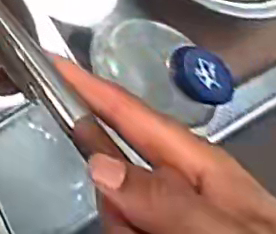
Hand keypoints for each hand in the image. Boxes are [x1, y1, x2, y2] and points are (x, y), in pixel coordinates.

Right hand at [56, 59, 275, 233]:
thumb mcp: (228, 230)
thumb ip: (167, 197)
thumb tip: (98, 162)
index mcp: (199, 162)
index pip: (130, 111)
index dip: (86, 82)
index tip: (47, 58)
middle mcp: (184, 183)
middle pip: (114, 171)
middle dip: (114, 201)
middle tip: (136, 232)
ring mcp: (179, 214)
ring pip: (118, 210)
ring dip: (125, 231)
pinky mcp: (171, 231)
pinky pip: (130, 230)